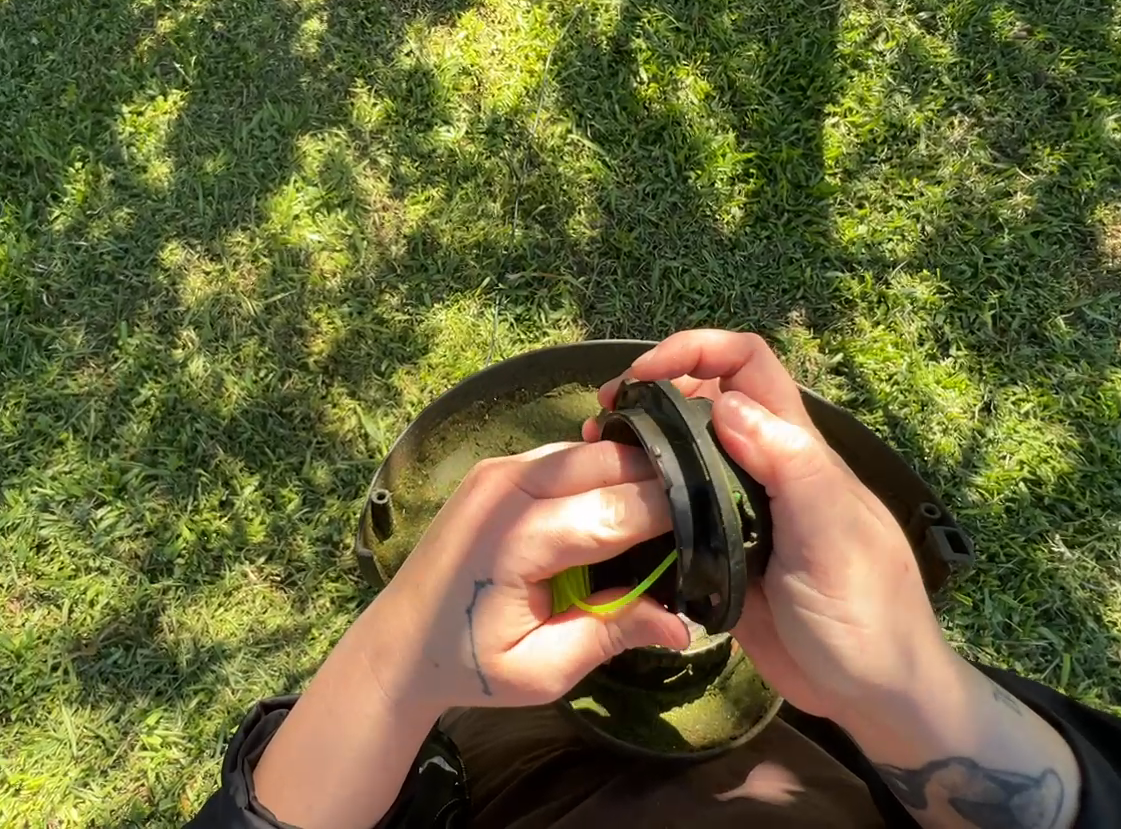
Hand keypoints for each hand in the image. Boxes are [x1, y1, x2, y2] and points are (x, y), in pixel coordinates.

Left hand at [254, 442, 689, 828]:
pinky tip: (627, 491)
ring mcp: (498, 470)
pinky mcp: (496, 468)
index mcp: (519, 539)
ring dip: (633, 467)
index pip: (616, 511)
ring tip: (677, 498)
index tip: (719, 521)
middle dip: (661, 480)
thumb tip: (684, 622)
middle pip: (606, 463)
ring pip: (588, 450)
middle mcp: (508, 487)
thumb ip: (610, 634)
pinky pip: (564, 455)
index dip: (672, 513)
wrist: (402, 640)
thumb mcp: (541, 669)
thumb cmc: (470, 663)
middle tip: (709, 504)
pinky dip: (601, 466)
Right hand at [588, 330, 962, 725]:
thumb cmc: (865, 612)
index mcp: (794, 447)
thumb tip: (725, 404)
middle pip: (703, 396)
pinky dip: (641, 489)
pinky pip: (674, 499)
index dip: (695, 350)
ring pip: (684, 446)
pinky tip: (615, 503)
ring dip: (641, 438)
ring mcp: (737, 503)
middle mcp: (761, 463)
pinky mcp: (717, 542)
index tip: (642, 375)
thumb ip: (790, 465)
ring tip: (598, 456)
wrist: (873, 697)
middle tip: (603, 420)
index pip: (746, 363)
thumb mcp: (835, 536)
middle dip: (652, 391)